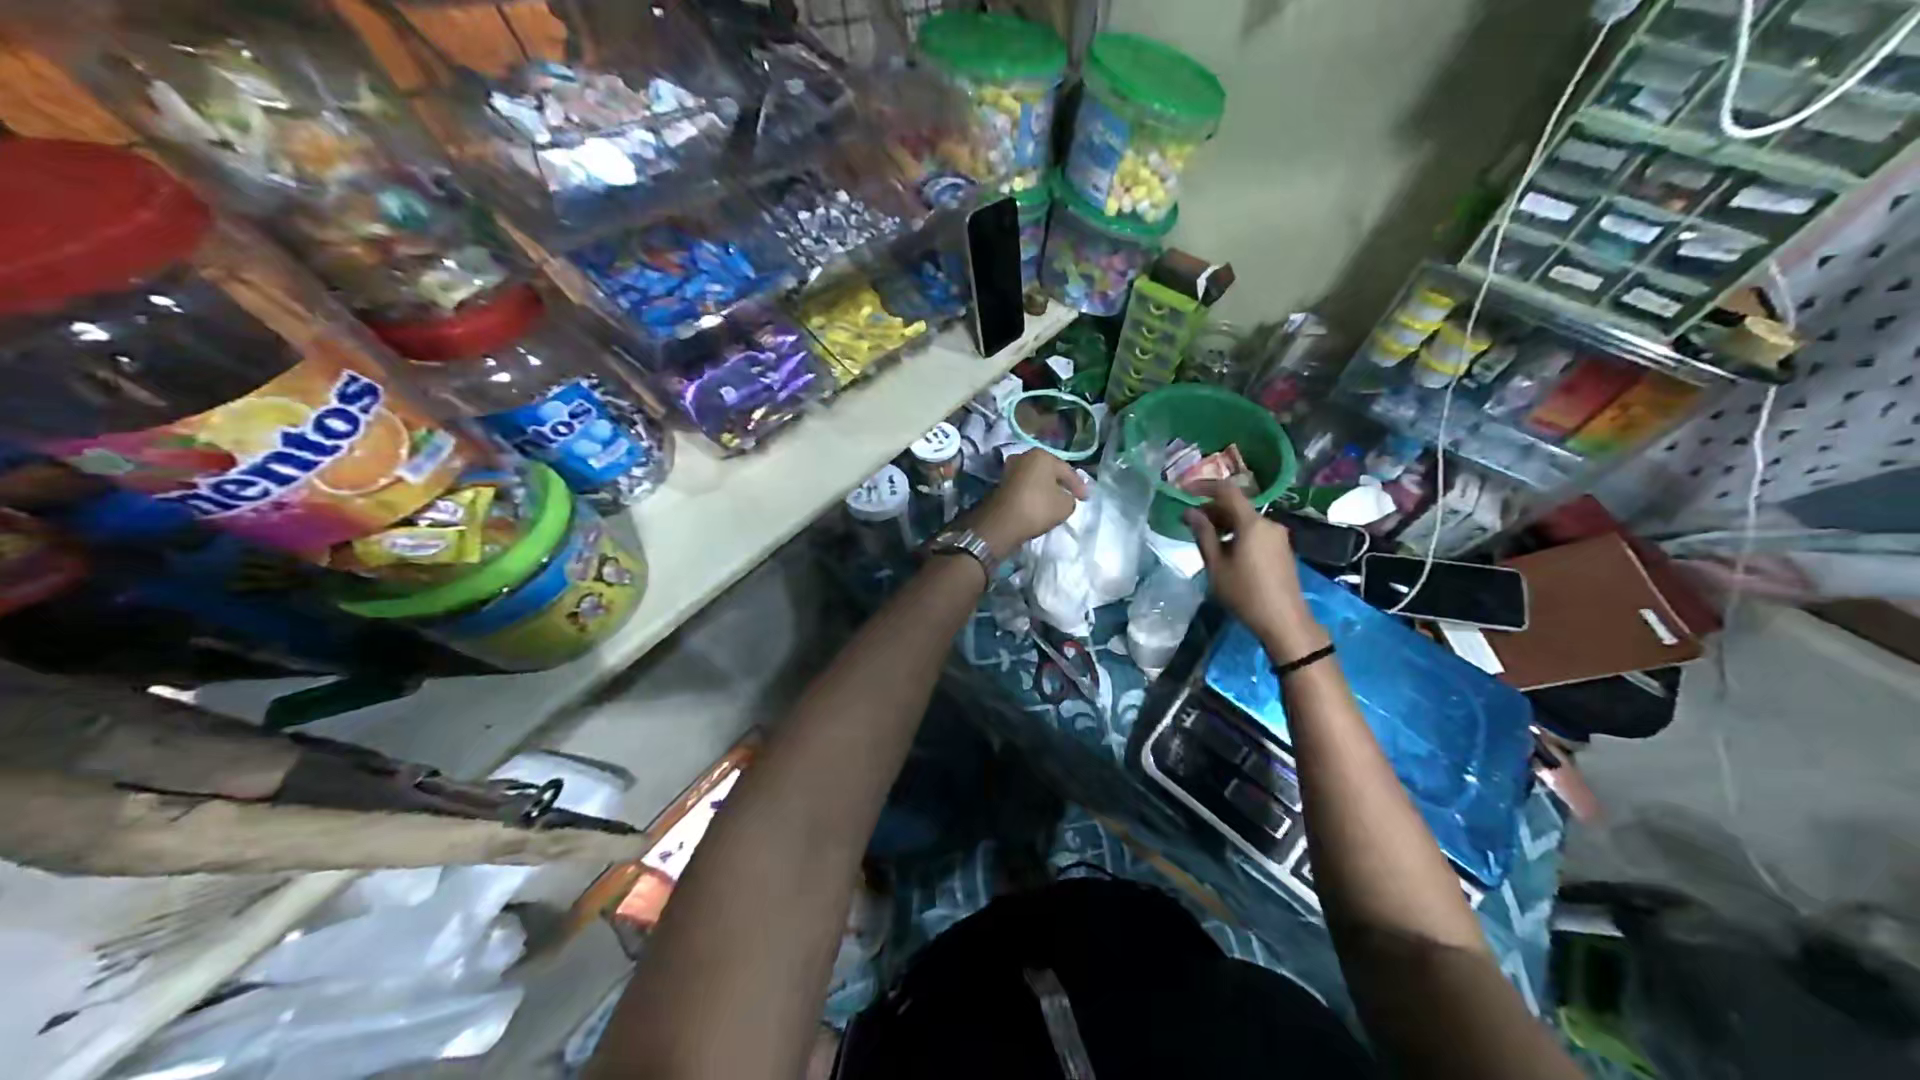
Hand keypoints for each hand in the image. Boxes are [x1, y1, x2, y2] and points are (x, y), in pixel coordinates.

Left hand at [974, 449, 1087, 557]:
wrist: (1001, 523)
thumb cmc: (1037, 508)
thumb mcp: (1066, 505)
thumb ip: (1070, 498)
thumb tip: (1063, 497)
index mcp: (1042, 455)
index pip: (1067, 470)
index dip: (1079, 486)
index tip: (1085, 499)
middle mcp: (1024, 456)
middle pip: (1049, 471)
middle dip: (1060, 483)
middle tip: (1071, 495)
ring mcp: (1009, 469)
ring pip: (1035, 478)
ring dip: (1045, 488)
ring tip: (1055, 500)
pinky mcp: (1000, 483)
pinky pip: (1024, 486)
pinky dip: (1033, 493)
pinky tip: (1038, 503)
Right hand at [1185, 483, 1326, 654]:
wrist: (1284, 620)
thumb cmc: (1245, 593)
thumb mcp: (1216, 565)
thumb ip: (1203, 534)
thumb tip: (1190, 512)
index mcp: (1252, 523)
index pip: (1227, 490)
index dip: (1203, 486)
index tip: (1183, 490)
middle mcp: (1268, 522)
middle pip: (1236, 505)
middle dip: (1211, 508)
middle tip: (1188, 520)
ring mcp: (1277, 535)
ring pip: (1245, 519)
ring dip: (1223, 522)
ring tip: (1202, 536)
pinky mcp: (1281, 548)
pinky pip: (1254, 531)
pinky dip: (1236, 532)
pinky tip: (1223, 548)